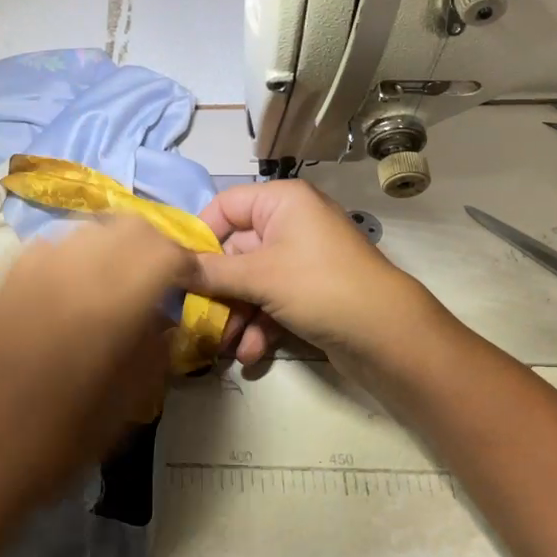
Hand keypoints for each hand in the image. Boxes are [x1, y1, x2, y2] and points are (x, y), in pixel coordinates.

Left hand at [0, 217, 190, 523]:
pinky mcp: (2, 278)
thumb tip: (167, 319)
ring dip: (116, 246)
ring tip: (122, 282)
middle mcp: (70, 270)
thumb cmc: (55, 446)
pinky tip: (76, 289)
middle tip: (163, 281)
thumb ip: (155, 352)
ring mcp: (30, 269)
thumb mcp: (125, 408)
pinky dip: (77, 255)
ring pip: (90, 229)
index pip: (164, 251)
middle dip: (155, 246)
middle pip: (128, 226)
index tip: (193, 286)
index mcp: (109, 303)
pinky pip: (52, 245)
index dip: (187, 263)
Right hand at [189, 181, 450, 371]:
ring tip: (224, 348)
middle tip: (195, 318)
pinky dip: (259, 325)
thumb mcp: (258, 277)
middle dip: (217, 290)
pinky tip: (250, 354)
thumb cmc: (319, 287)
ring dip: (236, 315)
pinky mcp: (310, 292)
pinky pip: (272, 301)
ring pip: (252, 282)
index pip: (224, 207)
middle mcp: (291, 223)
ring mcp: (301, 260)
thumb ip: (210, 272)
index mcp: (281, 202)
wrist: (388, 335)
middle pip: (235, 250)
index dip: (199, 237)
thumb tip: (168, 266)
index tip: (177, 270)